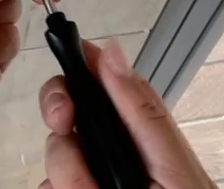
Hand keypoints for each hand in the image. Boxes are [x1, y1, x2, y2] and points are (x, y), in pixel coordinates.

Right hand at [37, 37, 213, 188]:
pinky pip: (48, 188)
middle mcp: (112, 146)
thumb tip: (111, 49)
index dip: (71, 77)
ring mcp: (94, 175)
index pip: (94, 75)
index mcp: (137, 126)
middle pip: (63, 116)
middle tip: (84, 181)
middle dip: (62, 147)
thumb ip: (141, 112)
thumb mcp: (175, 171)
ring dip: (69, 184)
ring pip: (54, 161)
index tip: (66, 111)